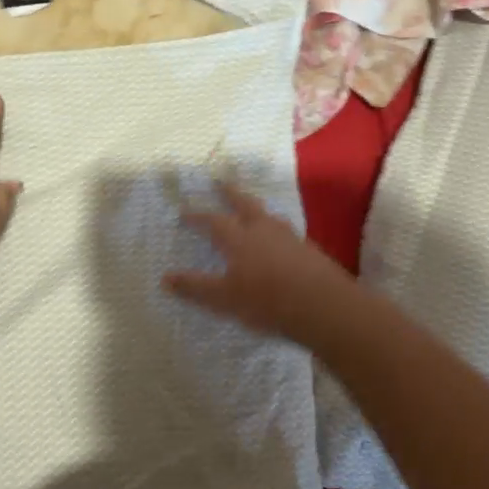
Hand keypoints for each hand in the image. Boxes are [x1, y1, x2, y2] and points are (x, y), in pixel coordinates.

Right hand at [164, 182, 358, 342]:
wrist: (324, 307)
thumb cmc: (268, 301)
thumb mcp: (224, 299)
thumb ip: (195, 288)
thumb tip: (164, 278)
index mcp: (239, 238)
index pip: (213, 220)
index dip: (197, 215)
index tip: (184, 211)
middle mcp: (263, 230)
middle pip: (244, 203)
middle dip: (230, 192)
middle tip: (220, 181)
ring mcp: (290, 237)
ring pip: (269, 215)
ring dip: (256, 209)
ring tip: (251, 209)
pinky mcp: (310, 250)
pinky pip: (288, 232)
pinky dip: (277, 230)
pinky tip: (280, 241)